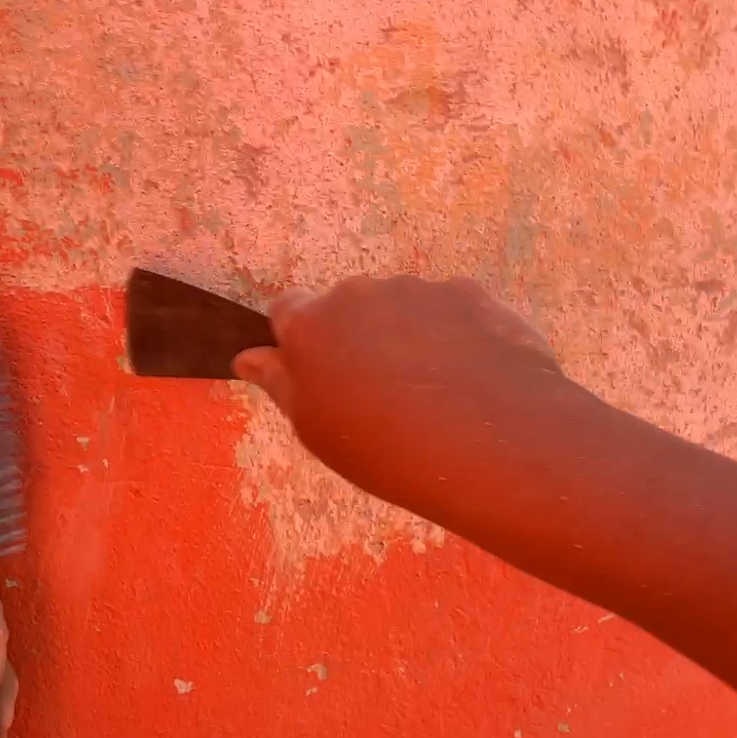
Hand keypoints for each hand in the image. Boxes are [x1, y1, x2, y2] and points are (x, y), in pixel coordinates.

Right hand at [231, 275, 600, 525]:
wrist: (488, 446)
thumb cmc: (383, 448)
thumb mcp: (313, 428)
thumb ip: (278, 383)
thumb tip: (247, 357)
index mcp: (310, 323)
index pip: (286, 310)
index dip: (299, 342)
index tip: (321, 375)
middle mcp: (359, 292)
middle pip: (345, 306)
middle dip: (355, 336)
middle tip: (379, 393)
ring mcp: (417, 289)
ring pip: (399, 306)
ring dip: (404, 334)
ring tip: (431, 391)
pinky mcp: (469, 294)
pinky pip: (448, 309)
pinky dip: (451, 334)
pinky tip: (467, 378)